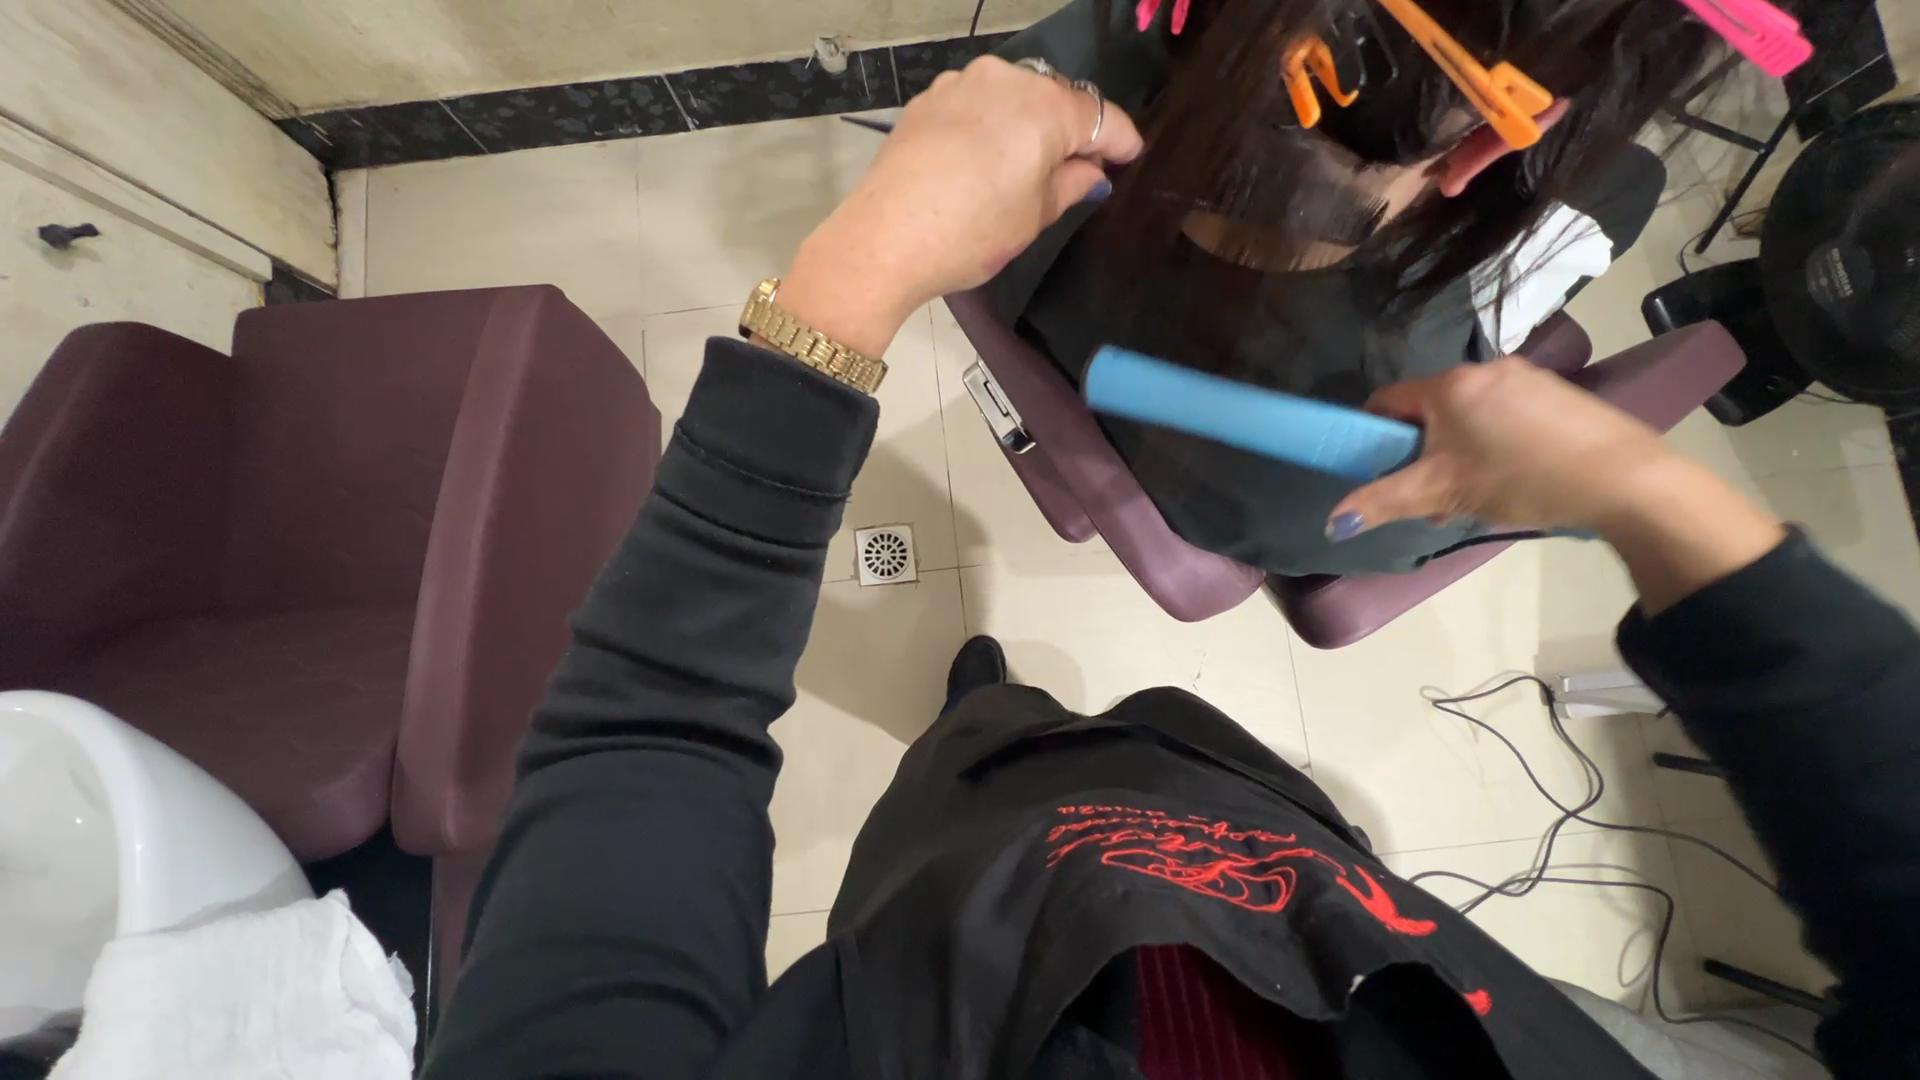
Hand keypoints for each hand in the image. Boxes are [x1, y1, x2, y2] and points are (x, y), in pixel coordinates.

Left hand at [775, 56, 1144, 356]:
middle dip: (1071, 133)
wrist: (884, 240)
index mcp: (1044, 108)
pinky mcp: (928, 101)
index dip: (1119, 139)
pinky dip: (991, 128)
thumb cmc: (968, 235)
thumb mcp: (1032, 218)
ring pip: (1013, 99)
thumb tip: (1091, 172)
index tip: (1130, 156)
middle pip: (1055, 100)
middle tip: (1079, 171)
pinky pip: (977, 106)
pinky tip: (984, 163)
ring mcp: (962, 85)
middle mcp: (1005, 81)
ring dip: (1028, 127)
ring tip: (1026, 170)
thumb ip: (1070, 186)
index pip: (1099, 116)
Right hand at [1328, 356, 1675, 535]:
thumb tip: (1332, 524)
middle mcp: (1484, 369)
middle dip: (1418, 450)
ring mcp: (1526, 377)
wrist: (1628, 480)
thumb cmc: (1522, 478)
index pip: (1385, 400)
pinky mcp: (1556, 394)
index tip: (1378, 468)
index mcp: (1449, 385)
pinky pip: (1500, 414)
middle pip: (1426, 409)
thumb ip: (1382, 502)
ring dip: (1454, 450)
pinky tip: (1509, 475)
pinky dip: (1489, 442)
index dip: (1371, 434)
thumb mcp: (1442, 494)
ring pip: (1464, 414)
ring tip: (1471, 491)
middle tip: (1429, 492)